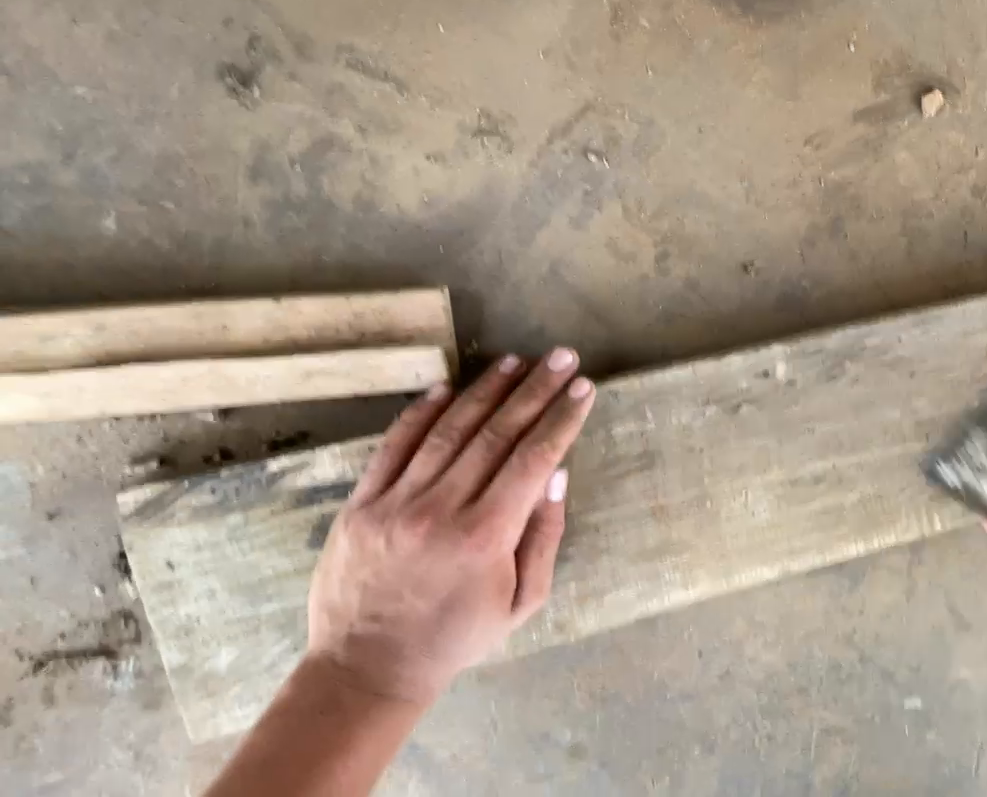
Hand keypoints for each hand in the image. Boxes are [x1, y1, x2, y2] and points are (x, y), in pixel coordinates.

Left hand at [306, 349, 595, 705]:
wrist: (364, 670)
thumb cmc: (458, 636)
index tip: (584, 388)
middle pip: (497, 433)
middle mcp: (441, 510)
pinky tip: (449, 388)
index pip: (534, 458)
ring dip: (486, 390)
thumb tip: (557, 473)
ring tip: (516, 361)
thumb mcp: (523, 600)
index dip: (563, 418)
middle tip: (562, 357)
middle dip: (535, 390)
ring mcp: (395, 504)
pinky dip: (422, 413)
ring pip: (448, 430)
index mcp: (486, 535)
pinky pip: (393, 447)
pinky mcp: (360, 506)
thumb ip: (544, 536)